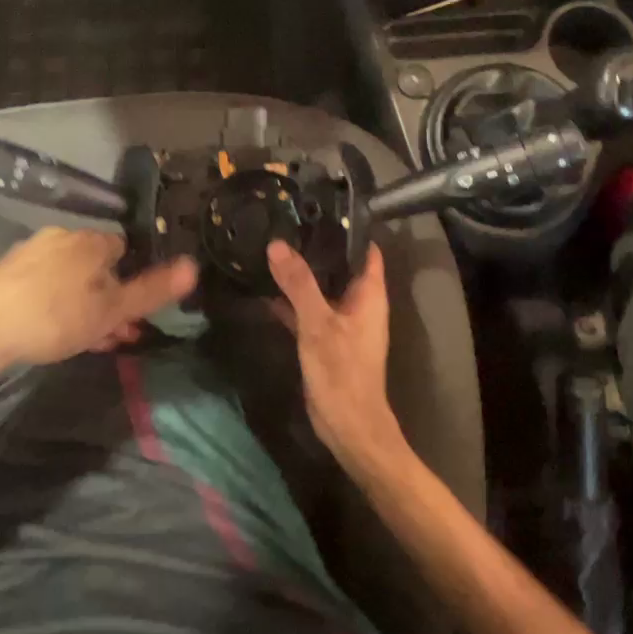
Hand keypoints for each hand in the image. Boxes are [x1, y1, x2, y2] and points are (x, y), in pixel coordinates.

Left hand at [0, 228, 196, 380]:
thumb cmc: (52, 318)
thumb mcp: (109, 311)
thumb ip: (151, 291)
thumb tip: (193, 266)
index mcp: (89, 240)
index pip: (126, 249)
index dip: (135, 282)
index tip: (135, 314)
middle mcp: (59, 237)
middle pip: (98, 266)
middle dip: (110, 300)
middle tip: (115, 336)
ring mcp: (28, 253)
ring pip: (71, 280)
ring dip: (85, 307)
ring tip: (87, 343)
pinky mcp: (5, 274)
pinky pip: (44, 287)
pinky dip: (56, 307)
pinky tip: (52, 334)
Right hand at [266, 240, 405, 467]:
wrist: (348, 426)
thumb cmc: (342, 372)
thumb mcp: (318, 324)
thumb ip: (299, 283)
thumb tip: (277, 245)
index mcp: (369, 295)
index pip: (365, 248)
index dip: (348, 226)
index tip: (319, 206)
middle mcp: (359, 304)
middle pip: (339, 265)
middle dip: (315, 246)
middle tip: (284, 221)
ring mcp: (341, 322)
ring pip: (320, 288)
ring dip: (300, 273)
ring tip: (270, 246)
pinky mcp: (324, 340)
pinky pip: (307, 311)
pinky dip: (290, 301)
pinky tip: (263, 288)